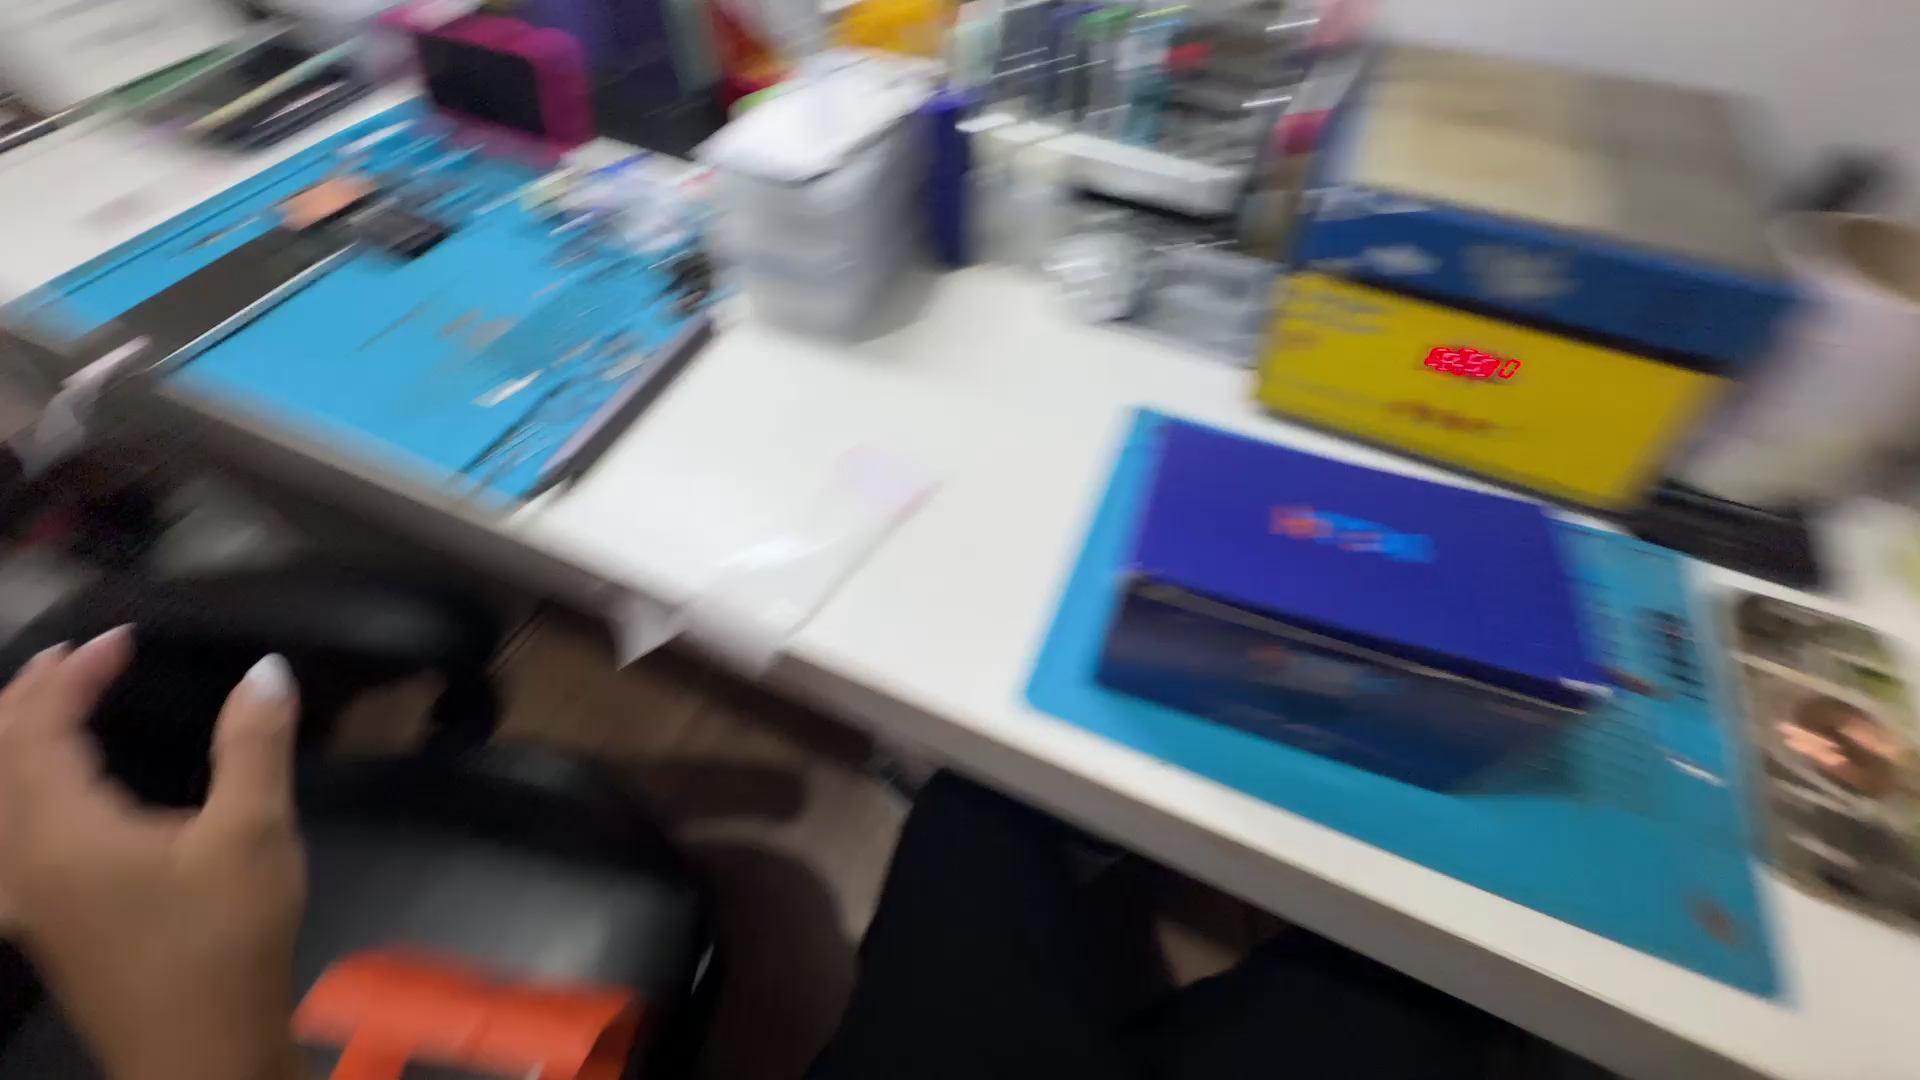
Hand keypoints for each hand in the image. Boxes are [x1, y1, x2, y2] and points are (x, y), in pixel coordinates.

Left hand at [0, 628, 305, 1079]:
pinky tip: (56, 799)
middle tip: (75, 657)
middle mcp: (21, 860)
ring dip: (18, 743)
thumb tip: (265, 670)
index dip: (70, 680)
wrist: (198, 1037)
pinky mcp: (47, 914)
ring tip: (51, 708)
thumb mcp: (255, 830)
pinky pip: (11, 829)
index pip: (36, 736)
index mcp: (62, 834)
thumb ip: (254, 746)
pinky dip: (25, 787)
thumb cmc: (227, 929)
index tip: (119, 638)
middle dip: (29, 702)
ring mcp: (26, 894)